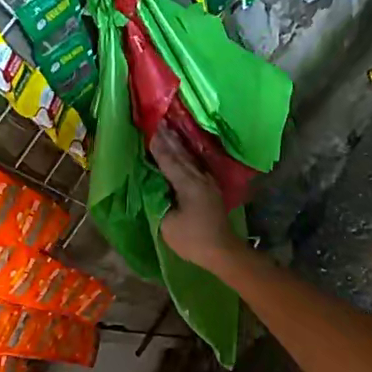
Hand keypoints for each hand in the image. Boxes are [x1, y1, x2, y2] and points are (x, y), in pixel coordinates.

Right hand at [150, 127, 243, 266]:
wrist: (222, 250)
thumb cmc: (192, 240)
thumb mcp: (167, 224)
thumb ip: (159, 201)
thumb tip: (154, 185)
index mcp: (188, 184)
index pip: (169, 160)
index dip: (157, 144)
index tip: (148, 128)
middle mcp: (200, 178)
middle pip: (181, 154)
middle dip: (168, 138)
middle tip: (157, 121)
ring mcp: (208, 182)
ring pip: (189, 159)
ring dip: (178, 144)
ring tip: (168, 130)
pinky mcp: (210, 188)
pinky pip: (195, 166)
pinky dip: (185, 156)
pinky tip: (182, 152)